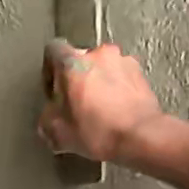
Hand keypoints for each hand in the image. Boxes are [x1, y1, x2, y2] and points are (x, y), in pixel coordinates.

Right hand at [38, 39, 170, 162]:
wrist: (141, 137)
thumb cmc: (99, 131)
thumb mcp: (60, 133)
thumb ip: (47, 121)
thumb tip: (48, 122)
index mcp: (72, 62)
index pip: (52, 51)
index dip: (49, 71)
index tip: (53, 89)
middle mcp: (98, 54)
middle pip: (80, 61)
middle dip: (77, 80)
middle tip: (76, 105)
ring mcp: (123, 62)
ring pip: (104, 69)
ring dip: (99, 84)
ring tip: (100, 111)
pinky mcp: (141, 75)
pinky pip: (123, 78)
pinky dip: (118, 91)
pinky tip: (117, 113)